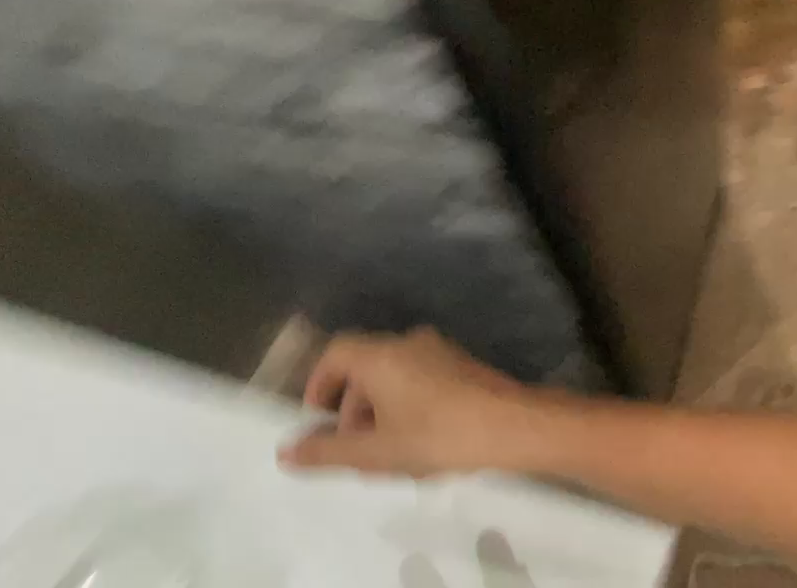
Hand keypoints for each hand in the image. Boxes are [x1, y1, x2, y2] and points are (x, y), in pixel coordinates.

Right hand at [277, 329, 545, 477]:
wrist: (510, 424)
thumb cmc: (437, 434)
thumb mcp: (374, 453)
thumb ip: (326, 452)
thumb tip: (287, 450)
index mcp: (384, 354)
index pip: (337, 351)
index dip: (318, 385)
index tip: (317, 423)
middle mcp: (411, 342)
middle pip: (365, 366)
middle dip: (351, 409)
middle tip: (356, 450)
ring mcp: (441, 350)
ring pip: (394, 376)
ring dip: (380, 412)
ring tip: (388, 454)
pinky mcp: (462, 364)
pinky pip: (420, 379)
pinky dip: (407, 405)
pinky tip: (420, 442)